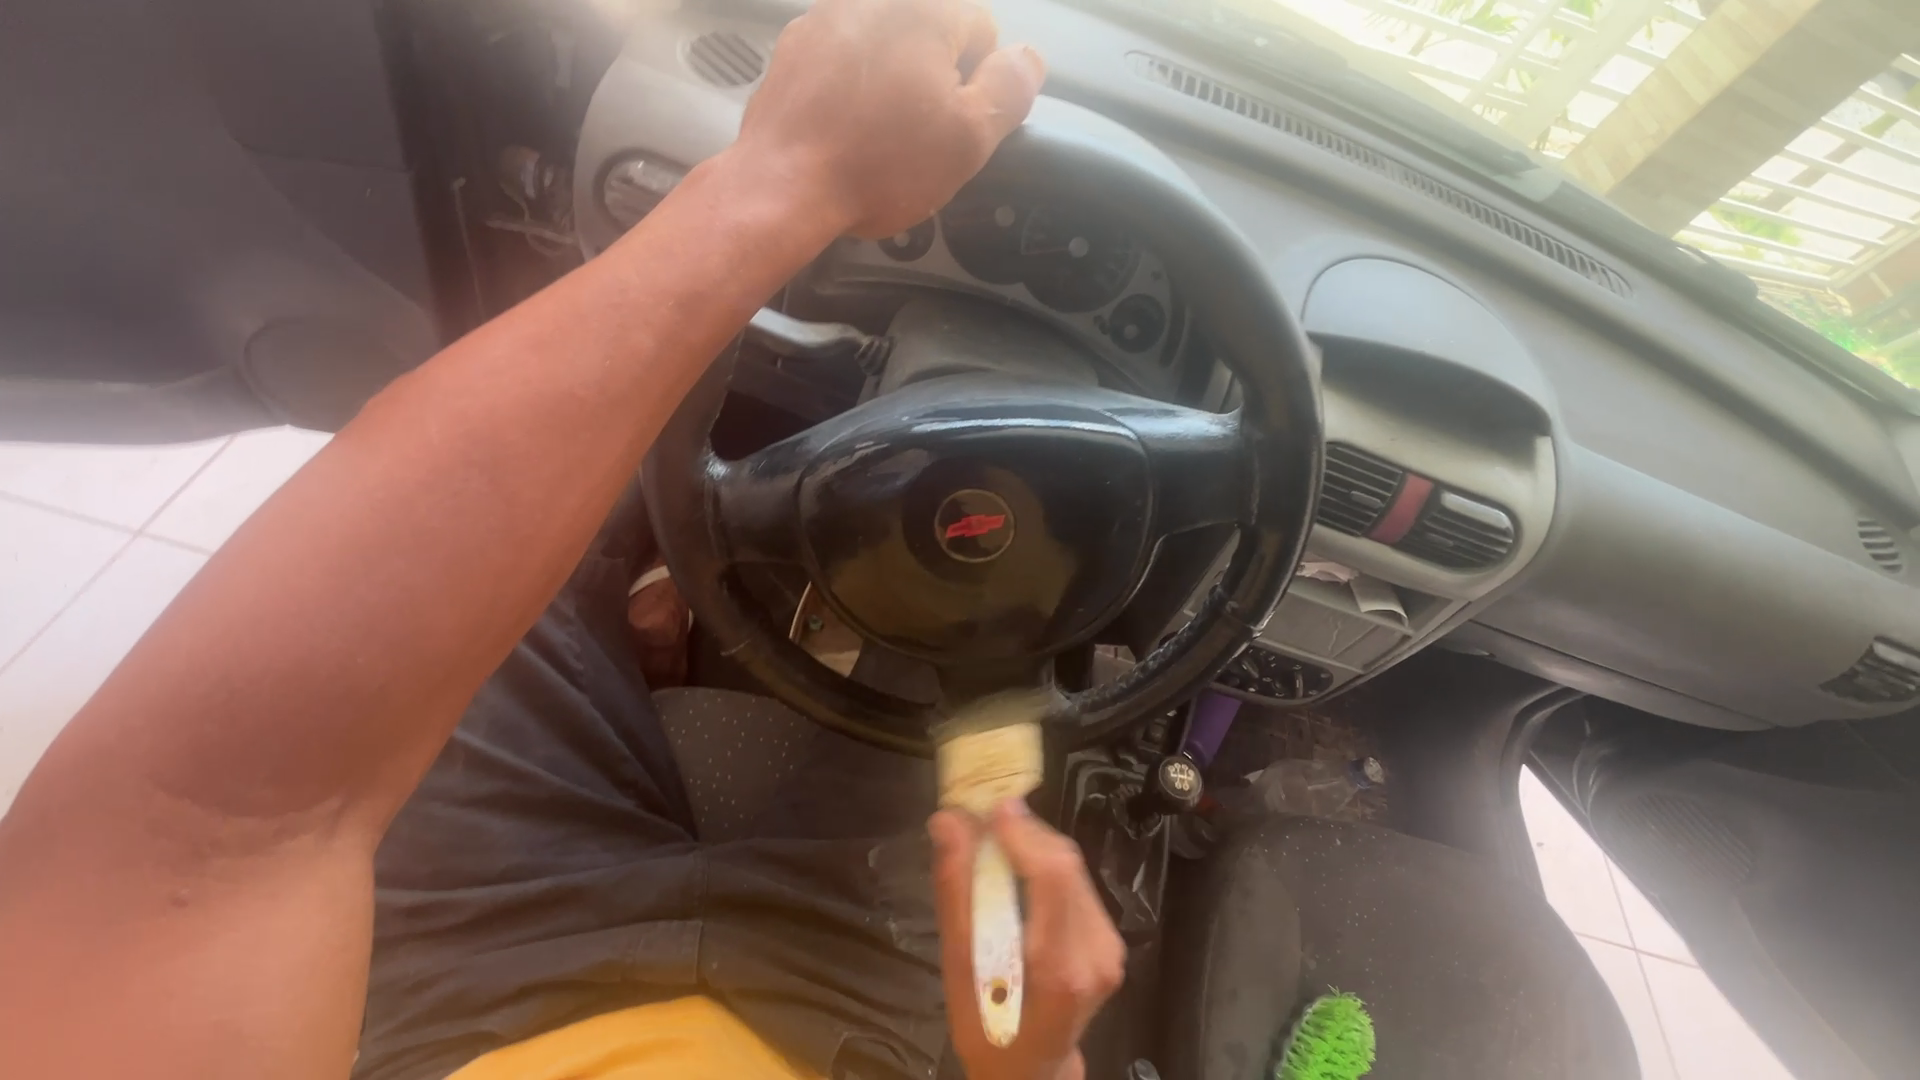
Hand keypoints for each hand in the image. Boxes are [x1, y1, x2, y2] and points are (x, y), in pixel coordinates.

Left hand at [737, 0, 1046, 238]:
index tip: (956, 126)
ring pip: (884, 50)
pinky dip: (850, 91)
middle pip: (929, 37)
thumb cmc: (879, 166)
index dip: (978, 85)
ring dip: (890, 86)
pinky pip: (841, 63)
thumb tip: (1029, 58)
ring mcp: (826, 18)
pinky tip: (844, 132)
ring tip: (877, 141)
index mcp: (926, 10)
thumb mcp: (967, 139)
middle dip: (931, 83)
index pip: (981, 29)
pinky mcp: (794, 49)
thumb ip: (1008, 91)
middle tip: (918, 140)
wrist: (784, 186)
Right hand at [930, 800, 1126, 1079]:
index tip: (989, 808)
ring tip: (995, 837)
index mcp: (1061, 968)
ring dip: (1033, 845)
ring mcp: (1109, 946)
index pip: (1053, 876)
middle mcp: (1097, 952)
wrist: (1030, 1069)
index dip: (1024, 833)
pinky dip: (1045, 864)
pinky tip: (1018, 866)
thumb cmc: (987, 1028)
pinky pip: (1077, 882)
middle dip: (1024, 832)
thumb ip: (956, 892)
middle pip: (1066, 864)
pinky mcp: (1109, 938)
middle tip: (982, 818)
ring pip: (1073, 867)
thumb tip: (948, 823)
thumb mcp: (958, 969)